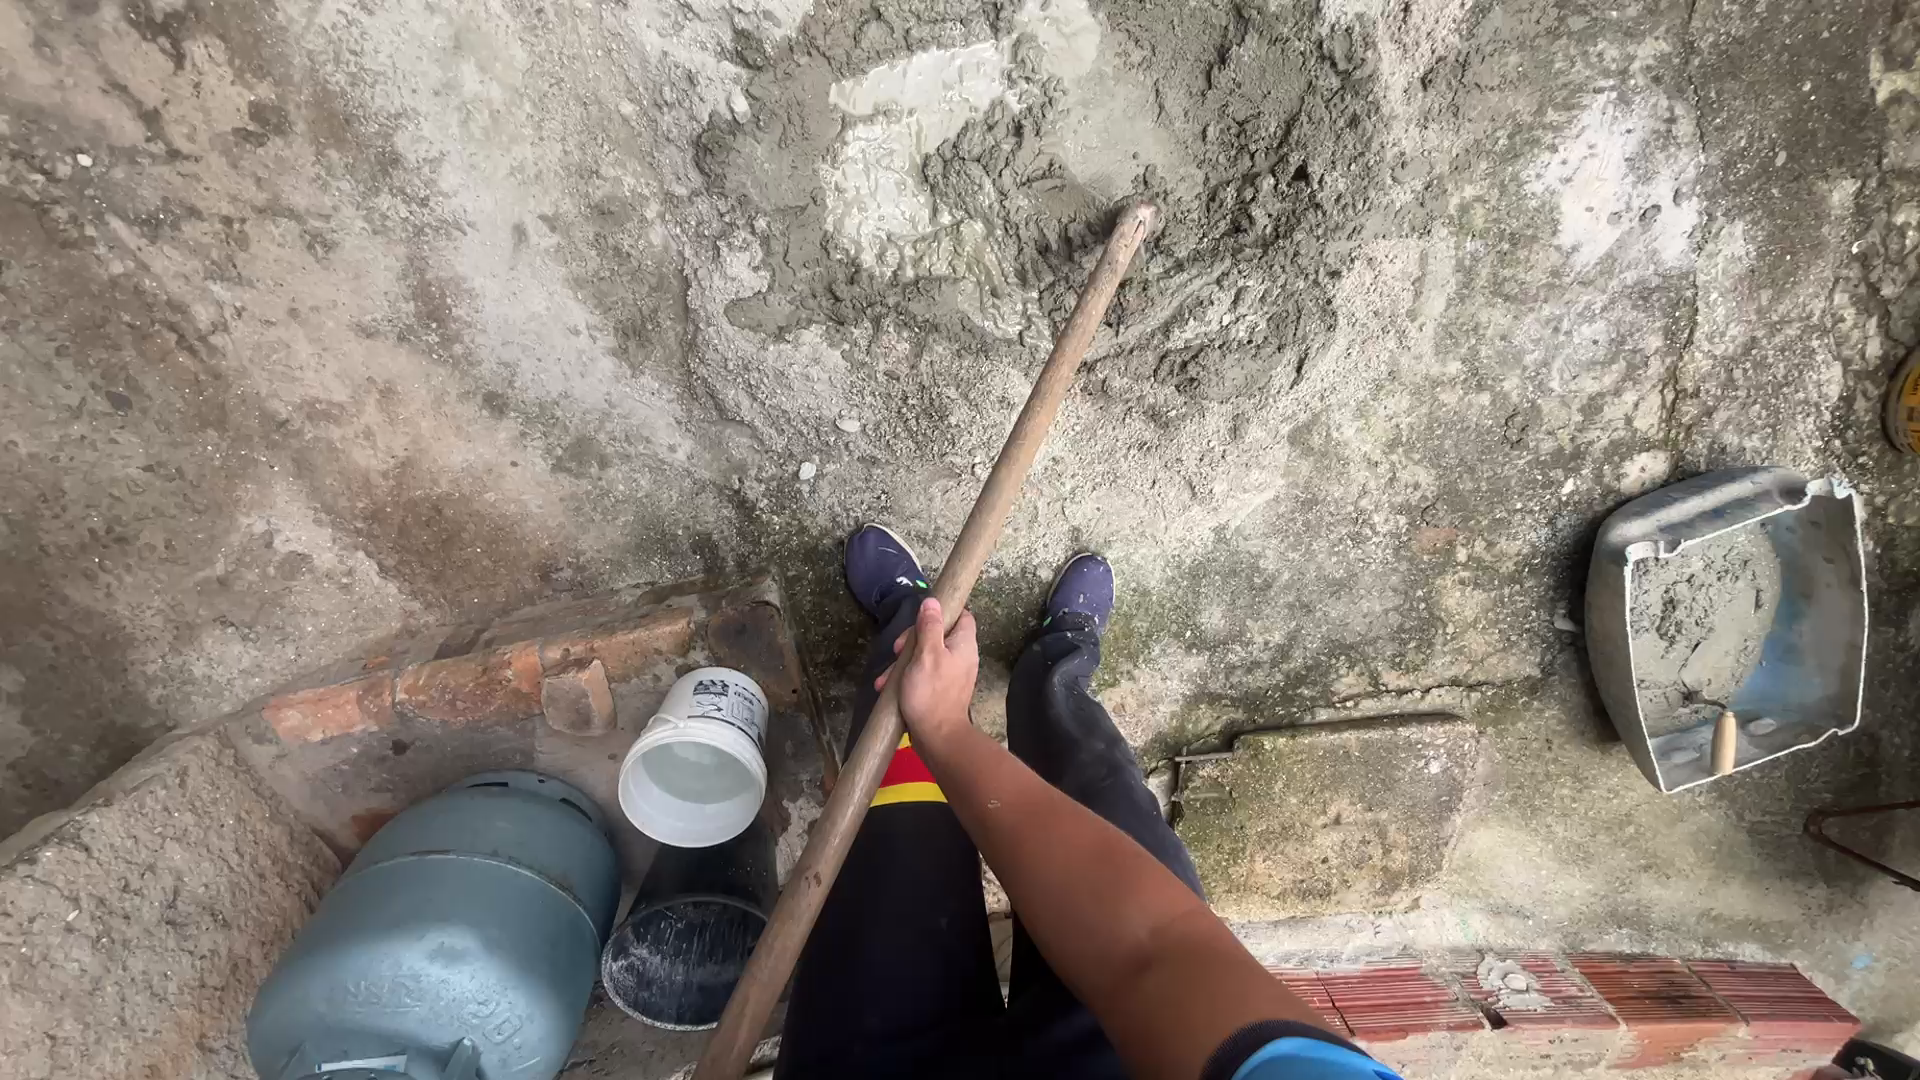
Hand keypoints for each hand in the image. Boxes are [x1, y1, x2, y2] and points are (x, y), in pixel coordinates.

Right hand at [875, 597, 977, 744]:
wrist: (938, 738)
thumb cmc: (931, 694)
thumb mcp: (926, 654)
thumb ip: (930, 627)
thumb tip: (932, 601)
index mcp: (964, 644)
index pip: (962, 615)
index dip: (942, 612)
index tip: (921, 618)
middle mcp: (961, 657)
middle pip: (938, 634)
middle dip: (913, 640)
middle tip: (897, 650)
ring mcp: (952, 674)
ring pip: (926, 655)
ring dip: (904, 662)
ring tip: (887, 675)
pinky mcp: (941, 690)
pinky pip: (924, 674)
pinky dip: (907, 677)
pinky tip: (888, 687)